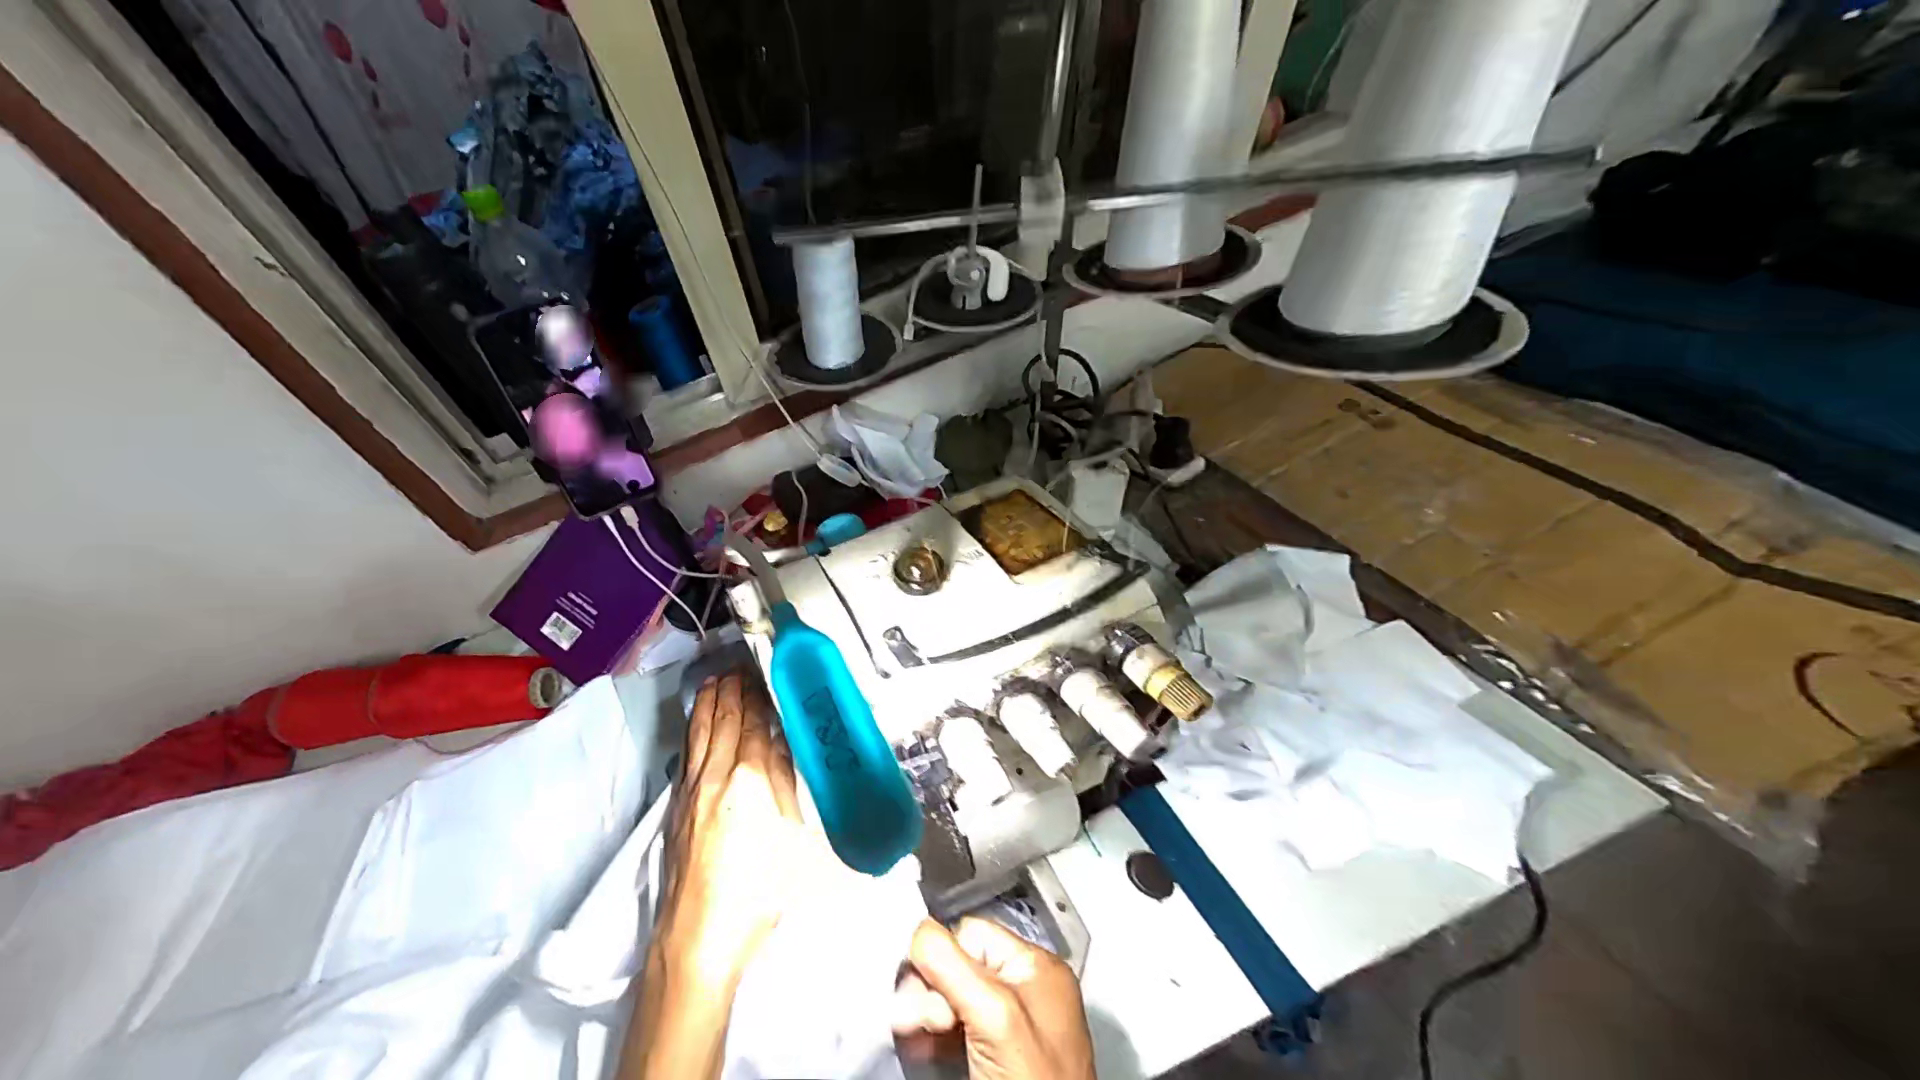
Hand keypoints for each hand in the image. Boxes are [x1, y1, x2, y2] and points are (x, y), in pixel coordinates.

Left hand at [622, 672, 803, 1079]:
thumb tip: (783, 746)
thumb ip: (785, 785)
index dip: (761, 697)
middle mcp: (714, 777)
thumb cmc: (757, 894)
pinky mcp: (675, 808)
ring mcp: (689, 791)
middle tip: (744, 666)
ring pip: (699, 732)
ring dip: (709, 701)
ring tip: (717, 678)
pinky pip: (687, 752)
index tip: (768, 673)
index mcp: (748, 781)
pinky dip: (695, 727)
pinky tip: (698, 721)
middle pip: (723, 720)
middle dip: (734, 689)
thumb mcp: (789, 837)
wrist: (696, 941)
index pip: (754, 725)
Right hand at [892, 917, 1096, 1079]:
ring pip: (951, 999)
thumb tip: (919, 931)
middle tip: (920, 1018)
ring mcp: (1008, 1026)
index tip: (924, 987)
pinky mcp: (991, 1057)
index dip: (942, 956)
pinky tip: (919, 1046)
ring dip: (925, 1013)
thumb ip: (956, 968)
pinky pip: (953, 1031)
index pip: (972, 934)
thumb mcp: (996, 1016)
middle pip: (958, 966)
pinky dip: (931, 1037)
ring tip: (914, 1033)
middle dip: (931, 989)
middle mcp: (1023, 990)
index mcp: (1035, 968)